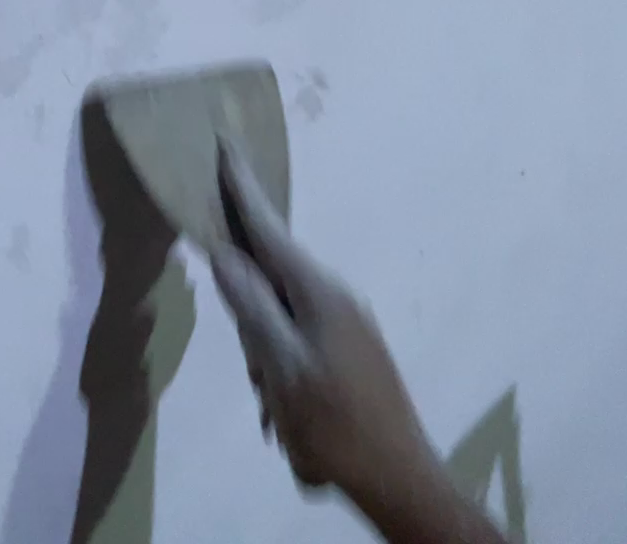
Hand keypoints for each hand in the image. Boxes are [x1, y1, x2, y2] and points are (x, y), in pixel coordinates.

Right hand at [207, 140, 435, 495]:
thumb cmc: (336, 425)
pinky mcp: (348, 350)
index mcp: (318, 292)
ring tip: (280, 411)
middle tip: (260, 378)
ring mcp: (345, 324)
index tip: (226, 144)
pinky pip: (297, 342)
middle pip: (269, 278)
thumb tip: (223, 254)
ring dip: (266, 358)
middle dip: (249, 321)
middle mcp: (334, 297)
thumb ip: (251, 306)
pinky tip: (290, 415)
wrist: (403, 483)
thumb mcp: (281, 366)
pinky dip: (283, 372)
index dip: (243, 188)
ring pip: (280, 317)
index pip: (269, 228)